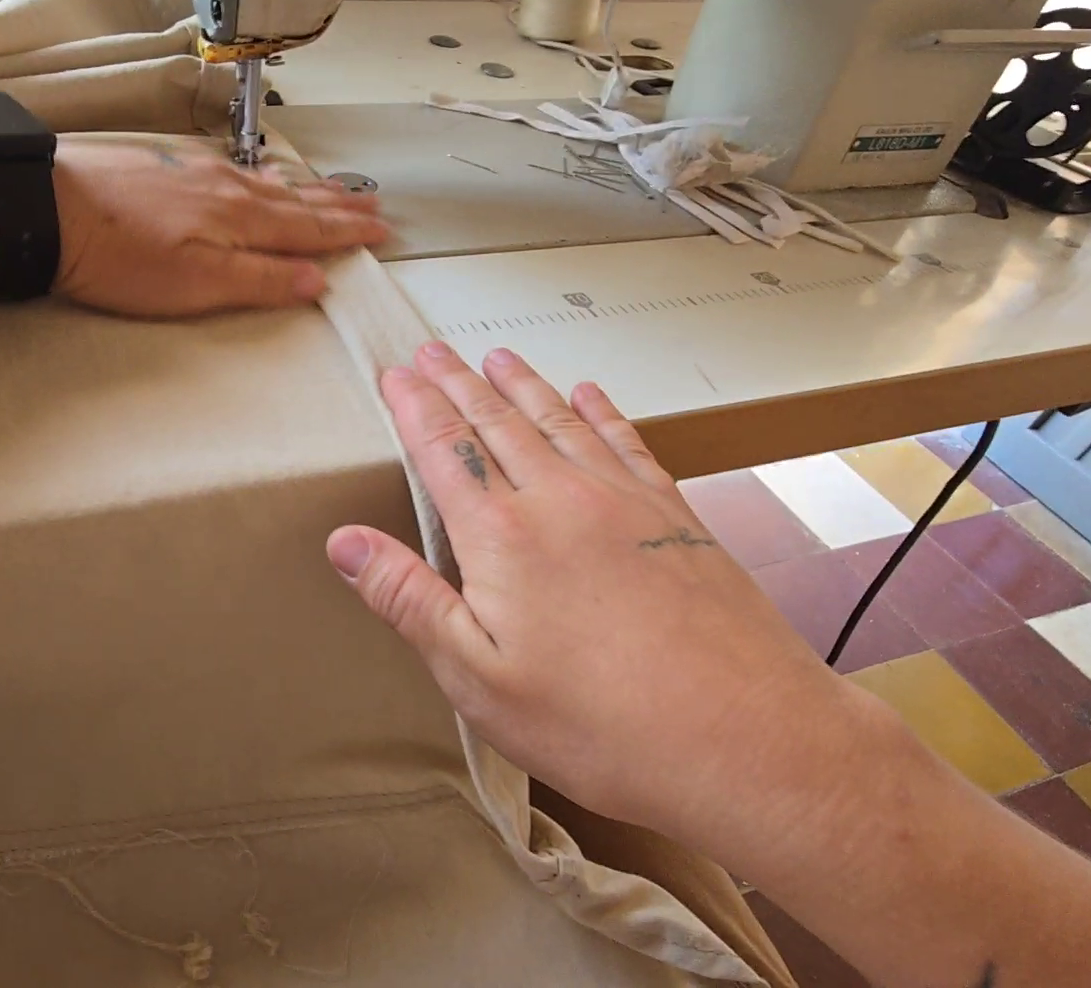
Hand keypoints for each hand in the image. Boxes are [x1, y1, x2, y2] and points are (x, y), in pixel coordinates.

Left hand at [49, 139, 388, 316]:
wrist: (51, 209)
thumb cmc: (121, 258)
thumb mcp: (197, 284)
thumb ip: (259, 279)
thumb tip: (316, 279)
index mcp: (240, 221)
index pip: (308, 230)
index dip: (346, 233)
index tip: (381, 231)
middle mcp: (227, 190)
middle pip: (296, 201)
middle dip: (338, 207)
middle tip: (373, 204)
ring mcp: (196, 173)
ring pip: (267, 182)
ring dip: (306, 189)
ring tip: (333, 189)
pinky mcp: (167, 167)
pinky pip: (235, 170)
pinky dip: (263, 175)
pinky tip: (261, 174)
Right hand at [323, 343, 869, 844]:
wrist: (745, 739)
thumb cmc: (601, 722)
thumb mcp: (477, 678)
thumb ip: (408, 598)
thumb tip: (345, 542)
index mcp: (503, 536)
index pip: (444, 448)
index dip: (414, 406)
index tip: (396, 375)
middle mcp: (560, 499)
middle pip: (496, 420)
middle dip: (457, 381)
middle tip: (433, 350)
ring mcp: (623, 501)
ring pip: (558, 419)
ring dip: (521, 383)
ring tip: (496, 355)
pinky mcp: (673, 516)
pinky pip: (626, 441)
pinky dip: (600, 411)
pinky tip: (590, 393)